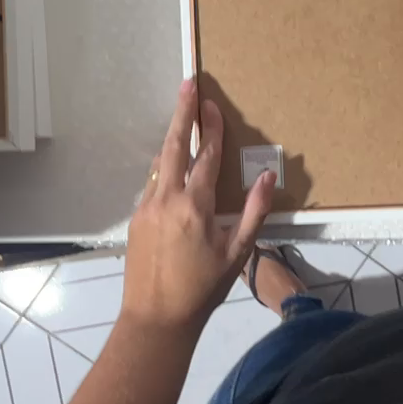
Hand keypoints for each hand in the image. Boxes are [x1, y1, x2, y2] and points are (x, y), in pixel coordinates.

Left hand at [120, 79, 275, 335]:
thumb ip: (254, 212)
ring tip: (181, 118)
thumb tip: (266, 177)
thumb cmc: (203, 289)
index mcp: (195, 207)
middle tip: (187, 85)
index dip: (211, 128)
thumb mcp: (237, 253)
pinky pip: (152, 182)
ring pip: (160, 163)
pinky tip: (172, 164)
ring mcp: (146, 207)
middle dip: (181, 114)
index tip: (212, 103)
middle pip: (174, 146)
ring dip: (171, 138)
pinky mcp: (136, 218)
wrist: (156, 319)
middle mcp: (166, 199)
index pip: (206, 157)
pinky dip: (164, 166)